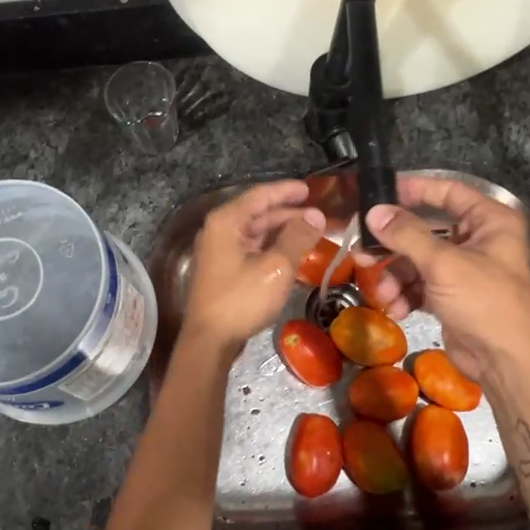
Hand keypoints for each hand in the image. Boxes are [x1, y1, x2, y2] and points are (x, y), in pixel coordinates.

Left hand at [182, 181, 325, 358]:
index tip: (311, 189)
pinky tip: (293, 254)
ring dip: (283, 232)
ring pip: (256, 233)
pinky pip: (252, 249)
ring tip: (312, 234)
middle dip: (289, 213)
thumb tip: (317, 215)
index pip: (260, 195)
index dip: (287, 190)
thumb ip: (297, 237)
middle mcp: (219, 230)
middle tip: (319, 217)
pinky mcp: (224, 270)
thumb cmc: (241, 299)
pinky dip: (273, 248)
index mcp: (227, 221)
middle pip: (258, 213)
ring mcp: (219, 251)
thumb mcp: (276, 266)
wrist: (209, 340)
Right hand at [355, 175, 529, 381]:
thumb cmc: (484, 302)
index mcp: (490, 221)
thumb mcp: (444, 264)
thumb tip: (373, 212)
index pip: (448, 191)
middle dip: (394, 245)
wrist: (506, 362)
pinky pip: (420, 284)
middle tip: (364, 250)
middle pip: (425, 229)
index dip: (414, 189)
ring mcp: (464, 269)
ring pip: (417, 260)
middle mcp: (478, 240)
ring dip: (396, 276)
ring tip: (382, 294)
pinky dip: (406, 294)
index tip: (380, 192)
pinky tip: (397, 309)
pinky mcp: (452, 295)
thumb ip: (406, 235)